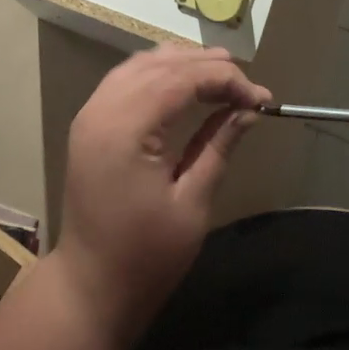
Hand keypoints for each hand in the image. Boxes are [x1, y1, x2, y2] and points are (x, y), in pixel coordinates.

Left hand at [55, 42, 272, 333]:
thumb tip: (248, 110)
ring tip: (222, 74)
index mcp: (125, 130)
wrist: (90, 286)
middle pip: (158, 65)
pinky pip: (123, 80)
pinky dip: (156, 73)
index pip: (179, 79)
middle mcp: (101, 110)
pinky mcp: (88, 124)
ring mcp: (89, 114)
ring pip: (138, 65)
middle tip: (247, 82)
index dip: (223, 79)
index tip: (260, 96)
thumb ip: (217, 147)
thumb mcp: (192, 205)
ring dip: (180, 63)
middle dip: (206, 66)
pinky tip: (183, 82)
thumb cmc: (145, 256)